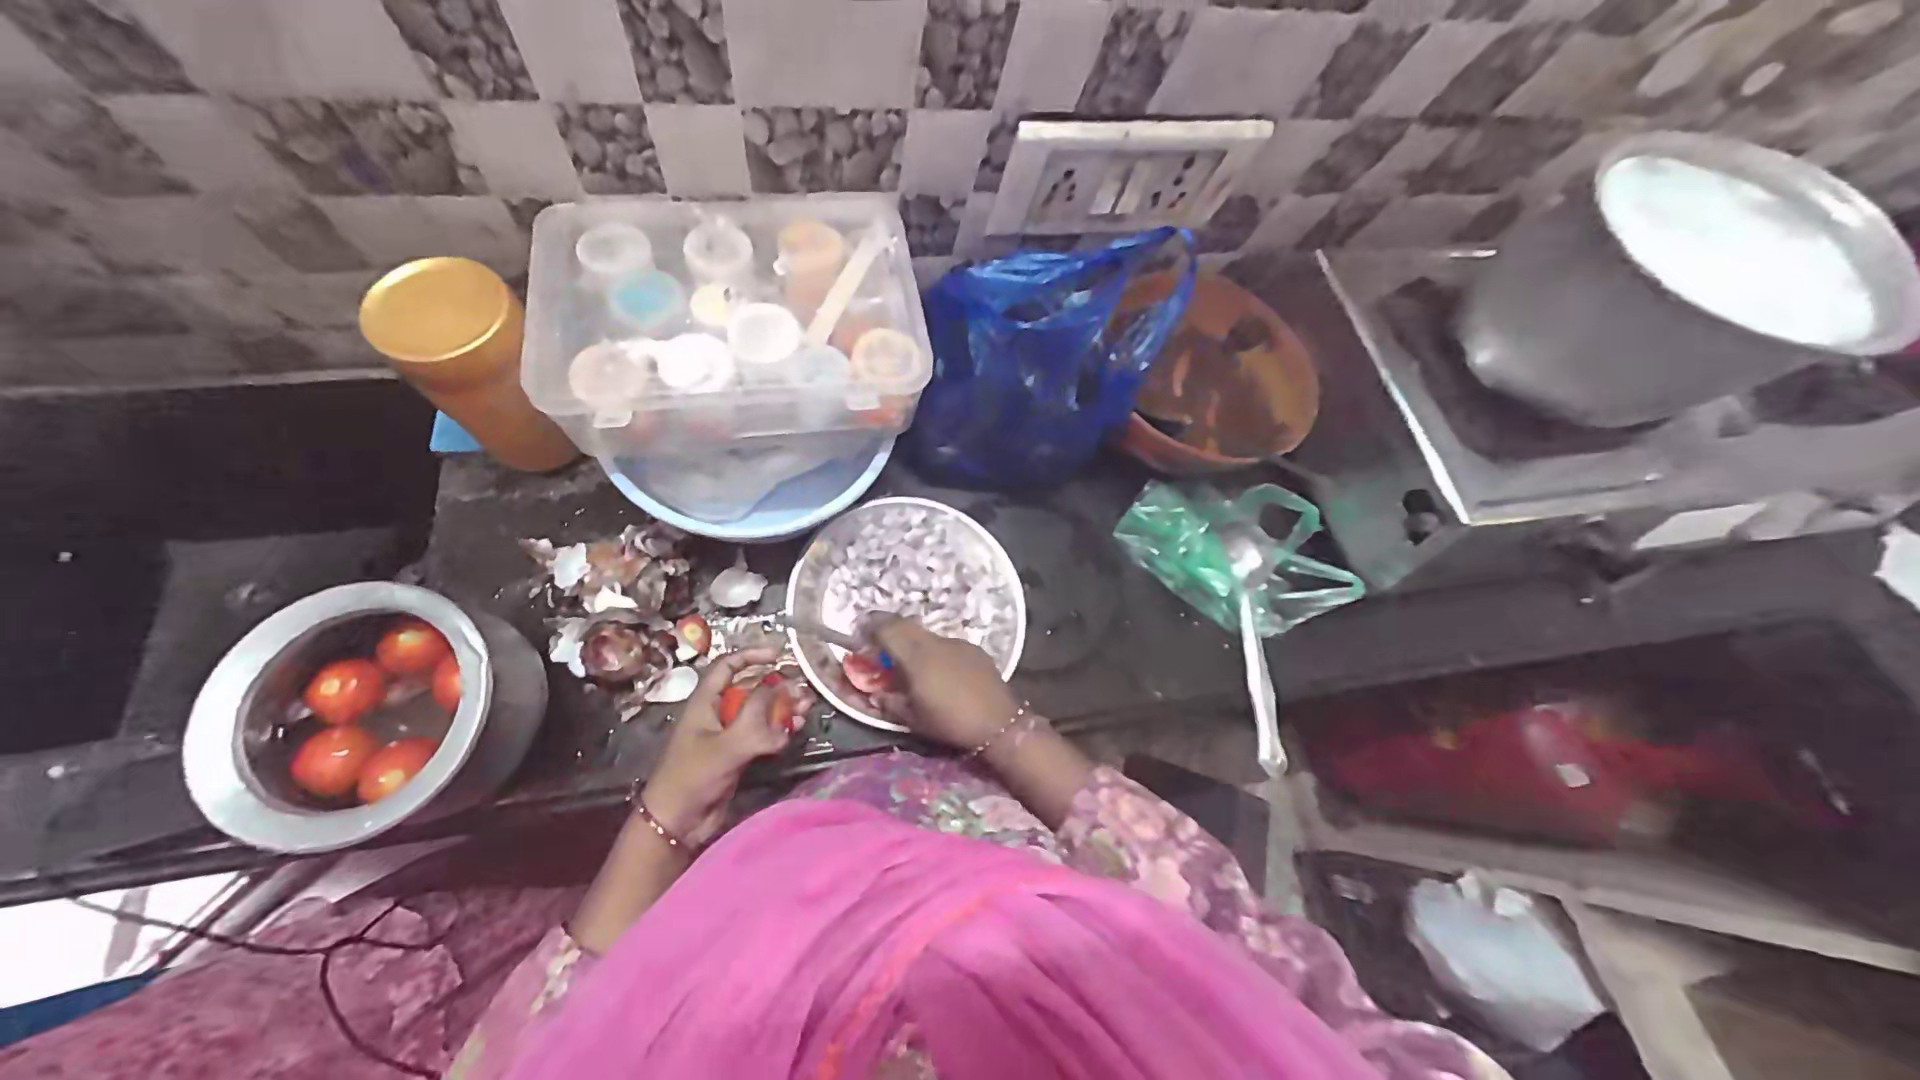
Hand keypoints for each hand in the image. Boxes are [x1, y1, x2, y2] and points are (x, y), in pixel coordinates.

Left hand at [640, 648, 792, 846]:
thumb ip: (756, 716)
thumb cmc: (692, 777)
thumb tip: (782, 690)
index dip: (752, 655)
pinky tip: (795, 729)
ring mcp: (728, 734)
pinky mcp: (738, 753)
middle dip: (777, 686)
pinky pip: (762, 732)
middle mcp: (717, 713)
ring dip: (783, 708)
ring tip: (806, 709)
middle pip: (751, 688)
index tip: (779, 655)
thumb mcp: (726, 745)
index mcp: (705, 702)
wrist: (677, 823)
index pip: (728, 666)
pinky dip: (779, 729)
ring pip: (760, 711)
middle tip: (802, 689)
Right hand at [865, 615, 1020, 749]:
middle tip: (880, 643)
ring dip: (913, 641)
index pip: (887, 628)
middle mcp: (935, 642)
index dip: (870, 627)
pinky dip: (935, 651)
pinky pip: (946, 644)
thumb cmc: (950, 722)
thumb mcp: (912, 718)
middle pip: (905, 624)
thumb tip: (876, 691)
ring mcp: (957, 643)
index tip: (861, 633)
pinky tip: (940, 670)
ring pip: (927, 634)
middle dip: (889, 629)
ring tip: (911, 662)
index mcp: (916, 656)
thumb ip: (889, 700)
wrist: (999, 723)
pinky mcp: (974, 649)